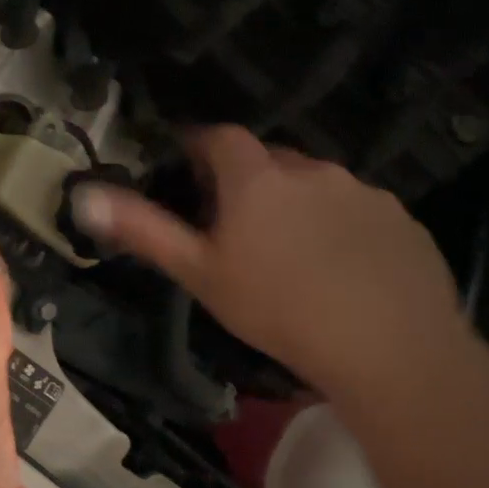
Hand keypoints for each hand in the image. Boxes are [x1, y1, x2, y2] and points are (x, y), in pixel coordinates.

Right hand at [70, 125, 472, 394]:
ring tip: (281, 245)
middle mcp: (312, 171)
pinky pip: (354, 209)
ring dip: (291, 200)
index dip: (197, 143)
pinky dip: (334, 223)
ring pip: (313, 184)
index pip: (220, 137)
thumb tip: (85, 195)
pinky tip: (332, 265)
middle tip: (225, 217)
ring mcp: (365, 194)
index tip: (180, 162)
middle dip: (243, 177)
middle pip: (268, 159)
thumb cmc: (276, 307)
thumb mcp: (196, 272)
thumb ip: (142, 229)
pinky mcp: (403, 221)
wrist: (390, 350)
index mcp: (257, 179)